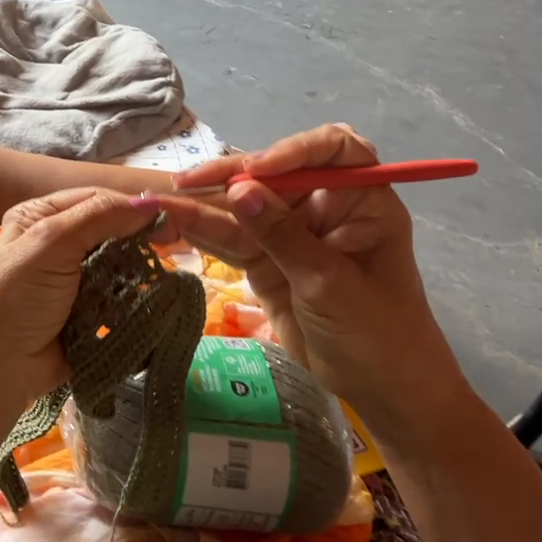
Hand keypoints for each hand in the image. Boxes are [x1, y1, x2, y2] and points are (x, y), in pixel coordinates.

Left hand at [0, 188, 160, 403]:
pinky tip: (153, 305)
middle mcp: (55, 243)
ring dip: (138, 273)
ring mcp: (71, 281)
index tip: (173, 221)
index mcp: (40, 217)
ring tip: (164, 279)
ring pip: (119, 266)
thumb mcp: (49, 245)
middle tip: (178, 248)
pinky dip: (134, 302)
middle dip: (140, 241)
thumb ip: (98, 218)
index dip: (133, 207)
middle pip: (111, 232)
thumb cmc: (15, 298)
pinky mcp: (85, 314)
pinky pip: (119, 300)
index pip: (96, 199)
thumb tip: (150, 202)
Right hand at [155, 124, 469, 439]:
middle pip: (272, 174)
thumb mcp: (329, 283)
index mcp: (360, 201)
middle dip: (228, 176)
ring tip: (160, 202)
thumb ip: (281, 235)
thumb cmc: (378, 335)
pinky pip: (230, 237)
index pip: (334, 150)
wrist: (381, 392)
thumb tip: (239, 190)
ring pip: (242, 206)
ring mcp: (291, 233)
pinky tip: (170, 221)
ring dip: (202, 204)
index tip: (257, 170)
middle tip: (186, 183)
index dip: (294, 149)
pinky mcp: (265, 258)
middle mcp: (323, 207)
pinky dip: (201, 230)